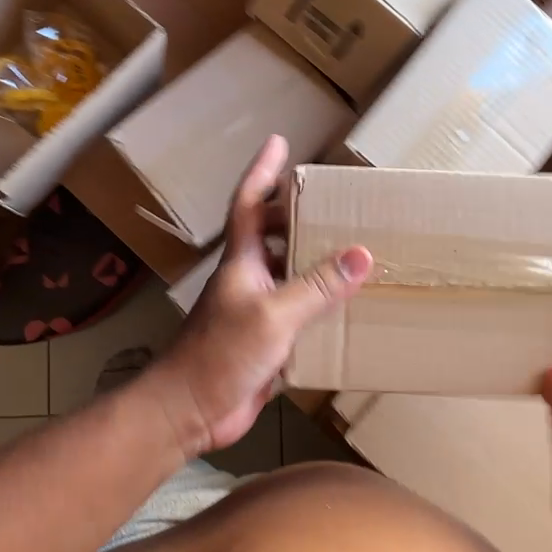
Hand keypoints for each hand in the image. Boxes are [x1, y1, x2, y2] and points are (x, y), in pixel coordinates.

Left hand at [150, 136, 371, 456]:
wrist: (189, 409)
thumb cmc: (220, 353)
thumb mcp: (274, 314)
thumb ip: (317, 286)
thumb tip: (362, 254)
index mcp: (242, 261)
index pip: (251, 204)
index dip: (263, 171)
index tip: (278, 142)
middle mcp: (248, 280)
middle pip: (275, 236)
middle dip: (301, 216)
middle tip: (338, 204)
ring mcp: (256, 312)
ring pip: (290, 276)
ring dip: (316, 262)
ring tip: (355, 249)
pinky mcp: (266, 345)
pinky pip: (299, 316)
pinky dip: (322, 309)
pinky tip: (349, 310)